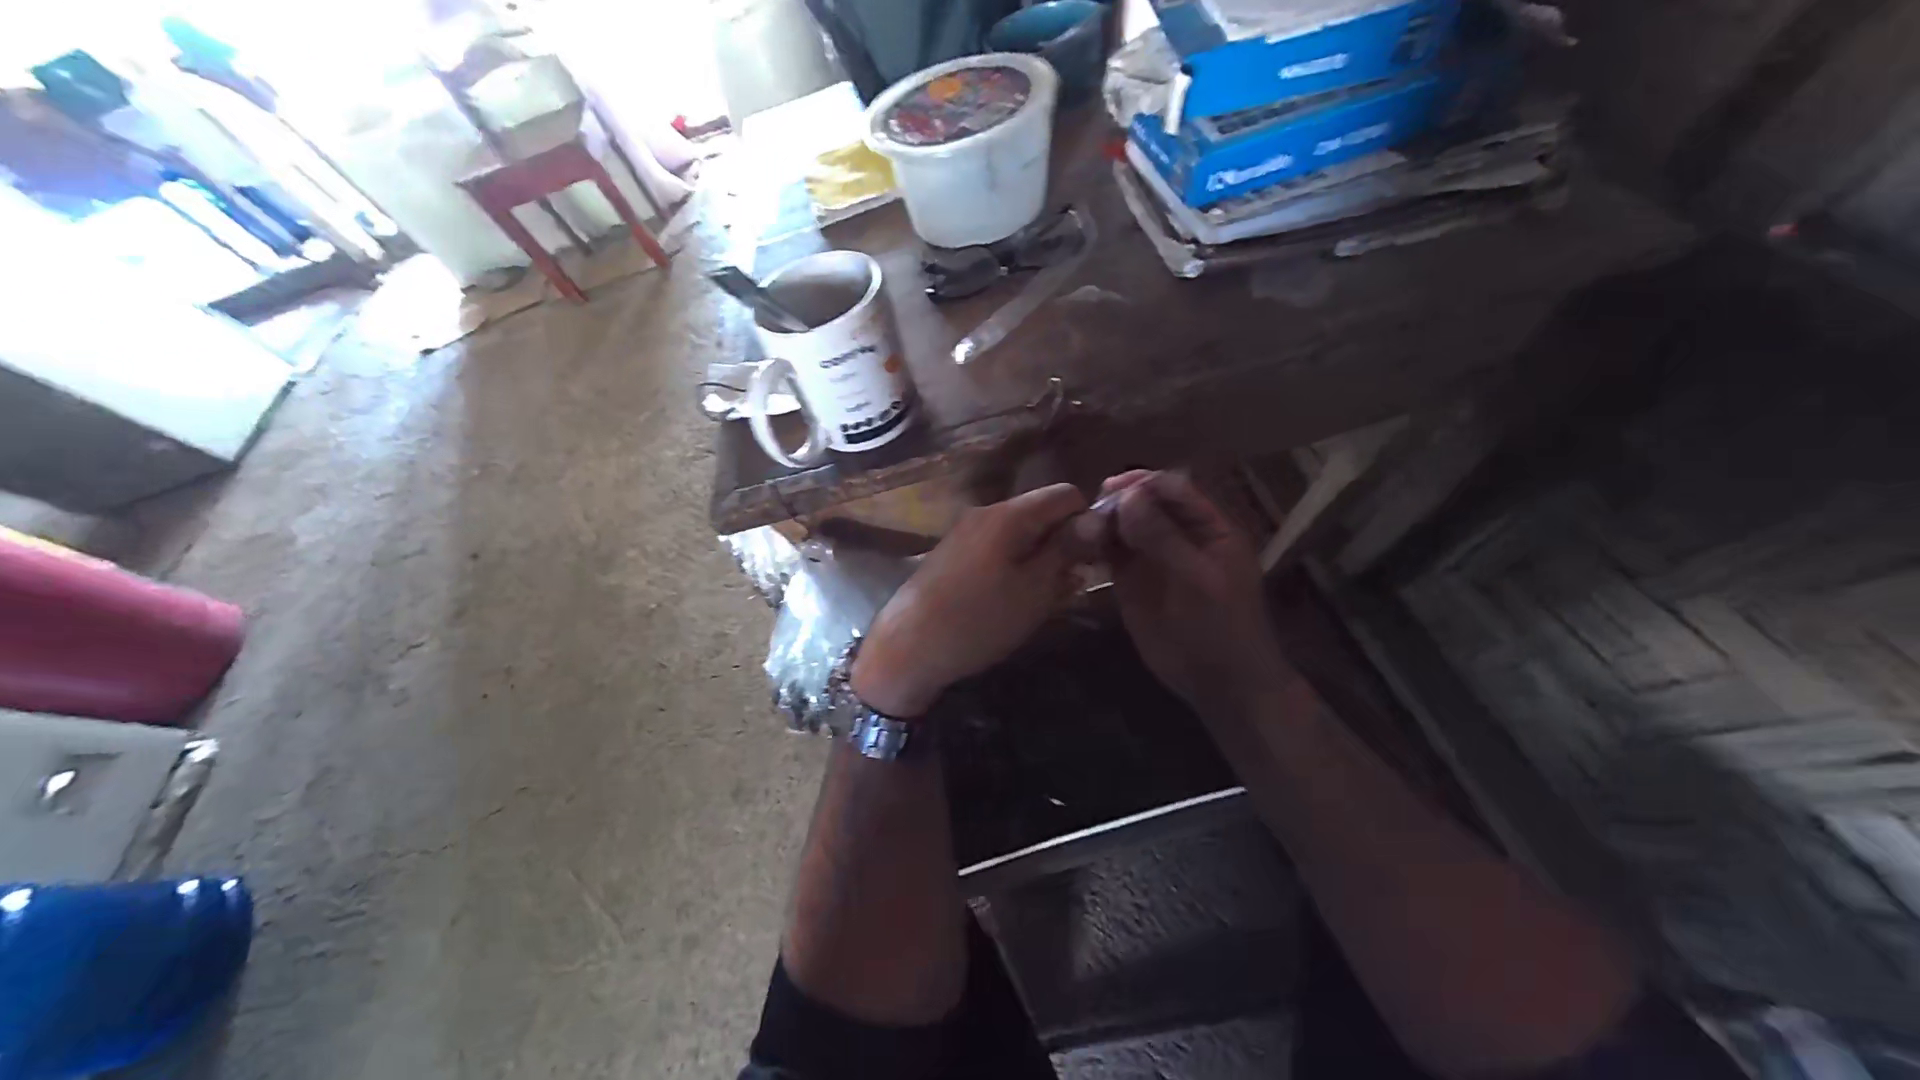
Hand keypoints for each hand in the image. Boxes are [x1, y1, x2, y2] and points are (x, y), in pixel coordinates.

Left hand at [853, 483, 1089, 716]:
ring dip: (1040, 559)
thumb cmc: (979, 620)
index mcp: (1009, 515)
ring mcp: (965, 533)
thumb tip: (1097, 519)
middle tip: (1071, 585)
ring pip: (1019, 534)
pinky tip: (1013, 601)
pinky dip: (1014, 568)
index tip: (1094, 557)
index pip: (1066, 494)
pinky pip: (996, 550)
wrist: (907, 648)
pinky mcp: (952, 555)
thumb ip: (1066, 550)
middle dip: (1063, 543)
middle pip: (1041, 513)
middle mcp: (986, 513)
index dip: (1087, 520)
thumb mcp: (1034, 590)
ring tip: (1044, 599)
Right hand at [1102, 471, 1287, 713]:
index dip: (1145, 483)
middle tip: (1091, 506)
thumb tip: (1128, 497)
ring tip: (1081, 524)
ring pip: (1125, 526)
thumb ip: (1164, 538)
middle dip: (1120, 500)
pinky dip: (1096, 545)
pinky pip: (1111, 553)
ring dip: (1104, 521)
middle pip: (1145, 503)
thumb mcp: (1198, 579)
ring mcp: (1153, 558)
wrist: (1219, 682)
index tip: (1113, 488)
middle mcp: (1179, 536)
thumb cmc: (1221, 628)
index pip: (1176, 490)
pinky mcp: (1131, 581)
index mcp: (1209, 528)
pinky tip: (1079, 543)